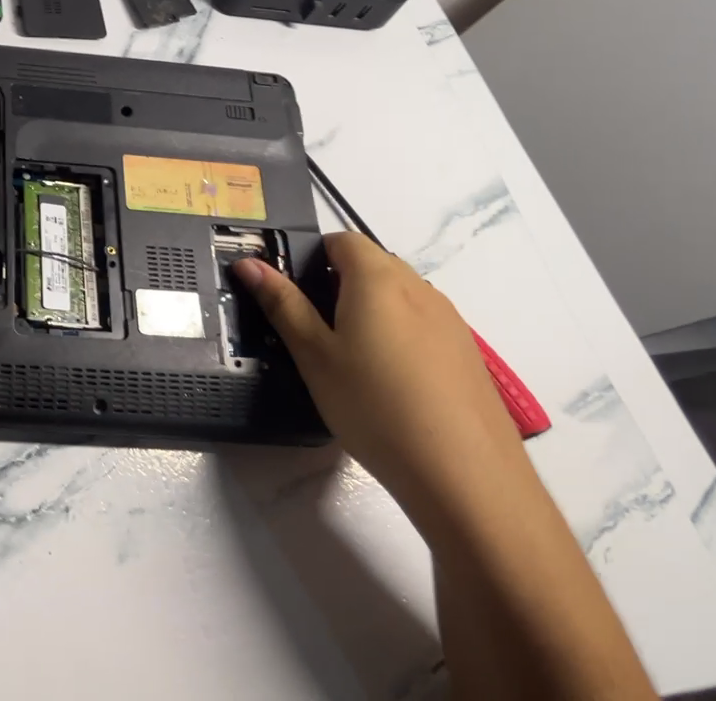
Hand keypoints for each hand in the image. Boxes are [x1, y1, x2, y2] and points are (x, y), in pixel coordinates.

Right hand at [232, 234, 529, 533]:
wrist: (464, 473)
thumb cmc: (374, 405)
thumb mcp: (314, 355)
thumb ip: (283, 304)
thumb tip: (250, 264)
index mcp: (379, 279)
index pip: (341, 240)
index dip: (309, 257)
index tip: (289, 296)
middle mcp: (419, 288)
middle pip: (371, 265)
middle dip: (335, 284)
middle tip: (309, 331)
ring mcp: (449, 321)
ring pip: (397, 296)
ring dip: (366, 311)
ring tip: (346, 360)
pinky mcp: (465, 353)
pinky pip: (419, 325)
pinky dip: (395, 336)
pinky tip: (386, 383)